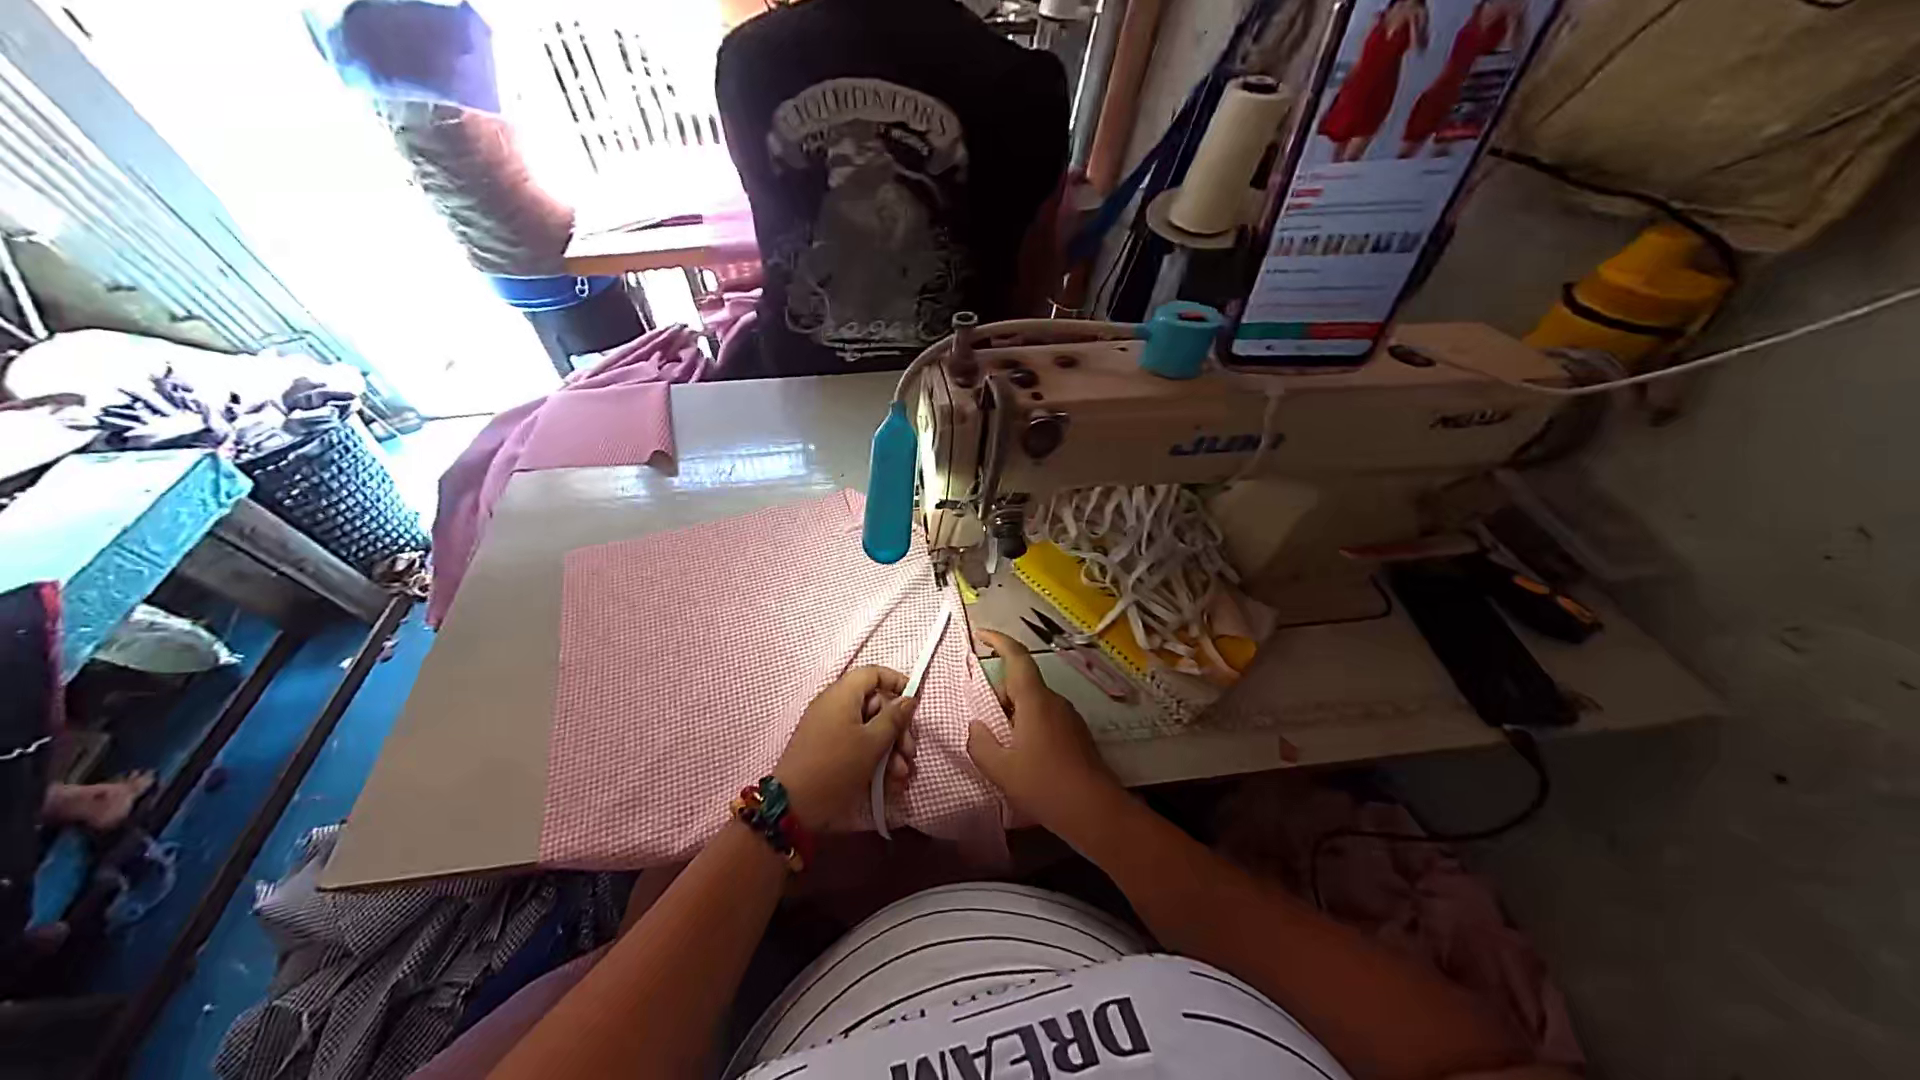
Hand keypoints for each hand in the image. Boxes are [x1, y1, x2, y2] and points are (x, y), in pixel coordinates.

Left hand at [775, 665, 916, 830]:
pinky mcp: (828, 749)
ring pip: (869, 729)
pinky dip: (874, 758)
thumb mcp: (873, 743)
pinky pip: (857, 744)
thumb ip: (894, 718)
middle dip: (897, 729)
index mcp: (842, 694)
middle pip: (876, 704)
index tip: (914, 703)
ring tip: (901, 775)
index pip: (873, 673)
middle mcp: (834, 705)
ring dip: (890, 750)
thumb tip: (909, 698)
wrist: (793, 806)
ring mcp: (829, 727)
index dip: (896, 682)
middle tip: (909, 752)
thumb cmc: (837, 767)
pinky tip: (889, 782)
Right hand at [967, 630, 1124, 830]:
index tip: (980, 634)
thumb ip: (980, 743)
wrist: (1097, 812)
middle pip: (1021, 683)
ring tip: (999, 744)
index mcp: (1035, 700)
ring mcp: (1069, 717)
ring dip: (1013, 713)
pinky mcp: (1076, 735)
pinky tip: (1022, 756)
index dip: (997, 640)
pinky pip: (1045, 718)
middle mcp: (1054, 701)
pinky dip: (1028, 726)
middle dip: (998, 693)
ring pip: (1033, 702)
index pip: (1017, 657)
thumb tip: (976, 726)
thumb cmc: (1046, 786)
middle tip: (981, 719)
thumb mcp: (1001, 770)